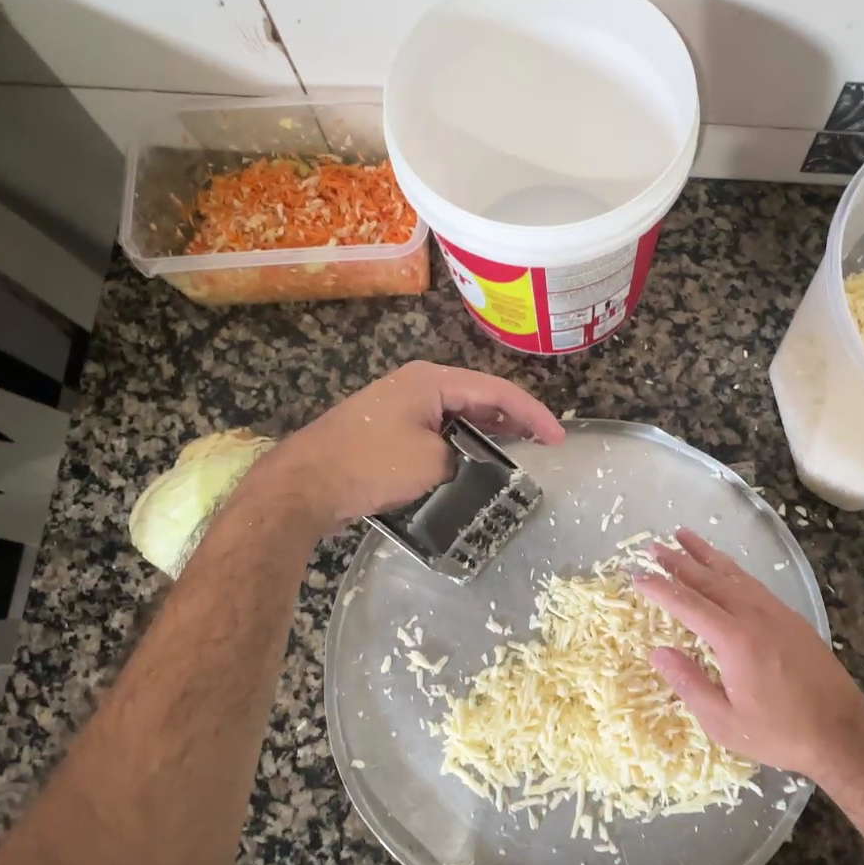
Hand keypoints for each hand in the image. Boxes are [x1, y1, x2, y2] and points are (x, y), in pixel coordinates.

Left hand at [252, 361, 564, 528]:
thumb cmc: (371, 465)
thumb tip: (467, 464)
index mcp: (432, 381)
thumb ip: (465, 458)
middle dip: (514, 419)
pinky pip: (437, 429)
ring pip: (458, 414)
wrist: (305, 484)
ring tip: (519, 451)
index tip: (558, 437)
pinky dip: (461, 442)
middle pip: (479, 396)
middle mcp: (417, 385)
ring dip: (487, 431)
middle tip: (544, 443)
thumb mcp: (433, 463)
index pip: (497, 391)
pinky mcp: (388, 429)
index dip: (533, 414)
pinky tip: (474, 461)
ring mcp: (400, 406)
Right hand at [634, 529, 863, 781]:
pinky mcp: (792, 619)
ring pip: (735, 575)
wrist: (842, 733)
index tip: (636, 575)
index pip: (688, 604)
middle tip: (654, 546)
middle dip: (679, 561)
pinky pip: (754, 584)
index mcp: (735, 639)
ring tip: (685, 536)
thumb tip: (658, 652)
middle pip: (710, 580)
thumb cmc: (779, 733)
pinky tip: (726, 568)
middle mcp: (755, 616)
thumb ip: (689, 684)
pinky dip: (733, 570)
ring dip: (706, 555)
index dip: (660, 588)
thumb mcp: (724, 721)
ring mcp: (777, 614)